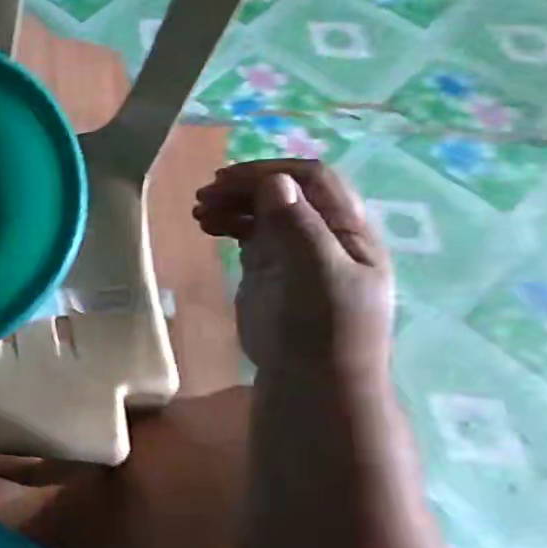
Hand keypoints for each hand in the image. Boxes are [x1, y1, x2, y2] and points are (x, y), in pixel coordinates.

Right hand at [193, 160, 393, 377]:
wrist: (310, 376)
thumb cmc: (322, 326)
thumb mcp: (317, 273)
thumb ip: (298, 226)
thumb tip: (274, 181)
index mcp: (347, 230)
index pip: (313, 179)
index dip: (270, 172)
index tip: (227, 180)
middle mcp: (322, 233)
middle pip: (283, 191)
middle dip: (243, 186)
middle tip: (204, 195)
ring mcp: (293, 250)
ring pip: (262, 209)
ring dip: (230, 202)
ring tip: (199, 212)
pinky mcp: (267, 267)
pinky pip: (247, 231)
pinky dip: (226, 222)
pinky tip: (206, 226)